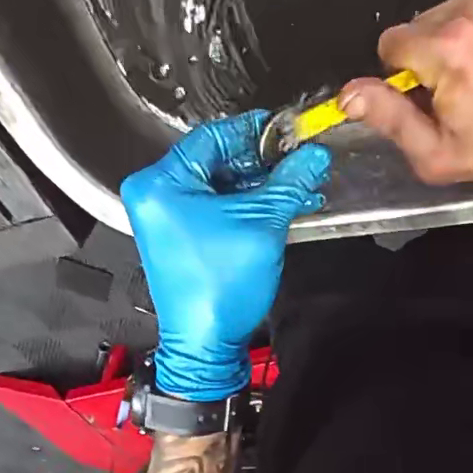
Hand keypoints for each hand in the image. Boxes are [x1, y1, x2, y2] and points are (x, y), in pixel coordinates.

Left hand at [122, 111, 329, 400]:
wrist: (207, 343)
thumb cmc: (220, 287)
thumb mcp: (263, 225)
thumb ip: (289, 183)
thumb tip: (314, 155)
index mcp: (162, 183)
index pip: (213, 137)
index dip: (255, 130)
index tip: (288, 128)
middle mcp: (157, 194)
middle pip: (218, 160)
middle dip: (264, 162)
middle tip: (300, 158)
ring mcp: (169, 216)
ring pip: (222, 185)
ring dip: (262, 185)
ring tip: (300, 183)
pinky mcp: (184, 235)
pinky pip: (218, 207)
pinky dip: (249, 205)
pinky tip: (282, 203)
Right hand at [337, 0, 472, 191]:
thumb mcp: (434, 152)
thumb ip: (389, 117)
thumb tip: (348, 94)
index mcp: (449, 50)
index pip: (393, 42)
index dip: (407, 73)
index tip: (434, 91)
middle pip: (424, 21)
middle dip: (435, 51)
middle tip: (467, 84)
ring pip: (455, 5)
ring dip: (463, 33)